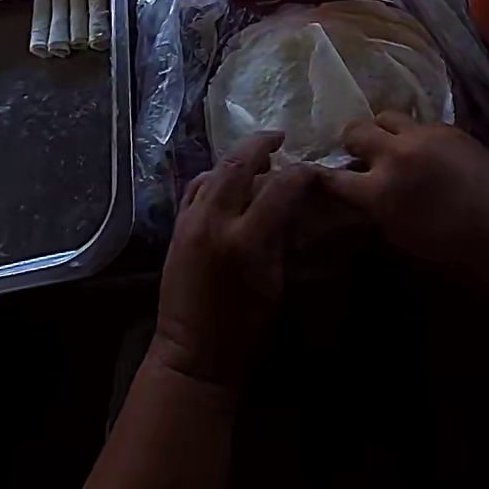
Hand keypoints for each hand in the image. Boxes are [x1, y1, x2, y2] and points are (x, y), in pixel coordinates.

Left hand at [151, 131, 313, 387]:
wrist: (193, 352)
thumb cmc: (244, 328)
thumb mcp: (274, 284)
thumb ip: (279, 237)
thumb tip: (289, 204)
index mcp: (245, 240)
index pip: (278, 189)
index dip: (299, 173)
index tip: (312, 168)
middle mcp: (214, 220)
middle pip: (237, 165)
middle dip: (260, 145)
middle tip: (278, 137)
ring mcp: (190, 220)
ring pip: (213, 171)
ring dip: (236, 158)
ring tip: (257, 154)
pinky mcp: (176, 225)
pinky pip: (195, 187)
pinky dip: (213, 176)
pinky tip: (226, 178)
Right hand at [315, 111, 488, 280]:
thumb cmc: (455, 254)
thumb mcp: (400, 235)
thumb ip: (374, 206)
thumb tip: (361, 189)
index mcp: (379, 191)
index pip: (333, 176)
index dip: (321, 174)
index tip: (314, 172)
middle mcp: (396, 155)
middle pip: (356, 130)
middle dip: (353, 142)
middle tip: (360, 154)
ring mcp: (424, 137)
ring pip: (386, 117)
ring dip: (382, 131)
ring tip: (392, 146)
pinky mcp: (450, 129)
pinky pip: (419, 124)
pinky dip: (414, 136)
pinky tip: (426, 153)